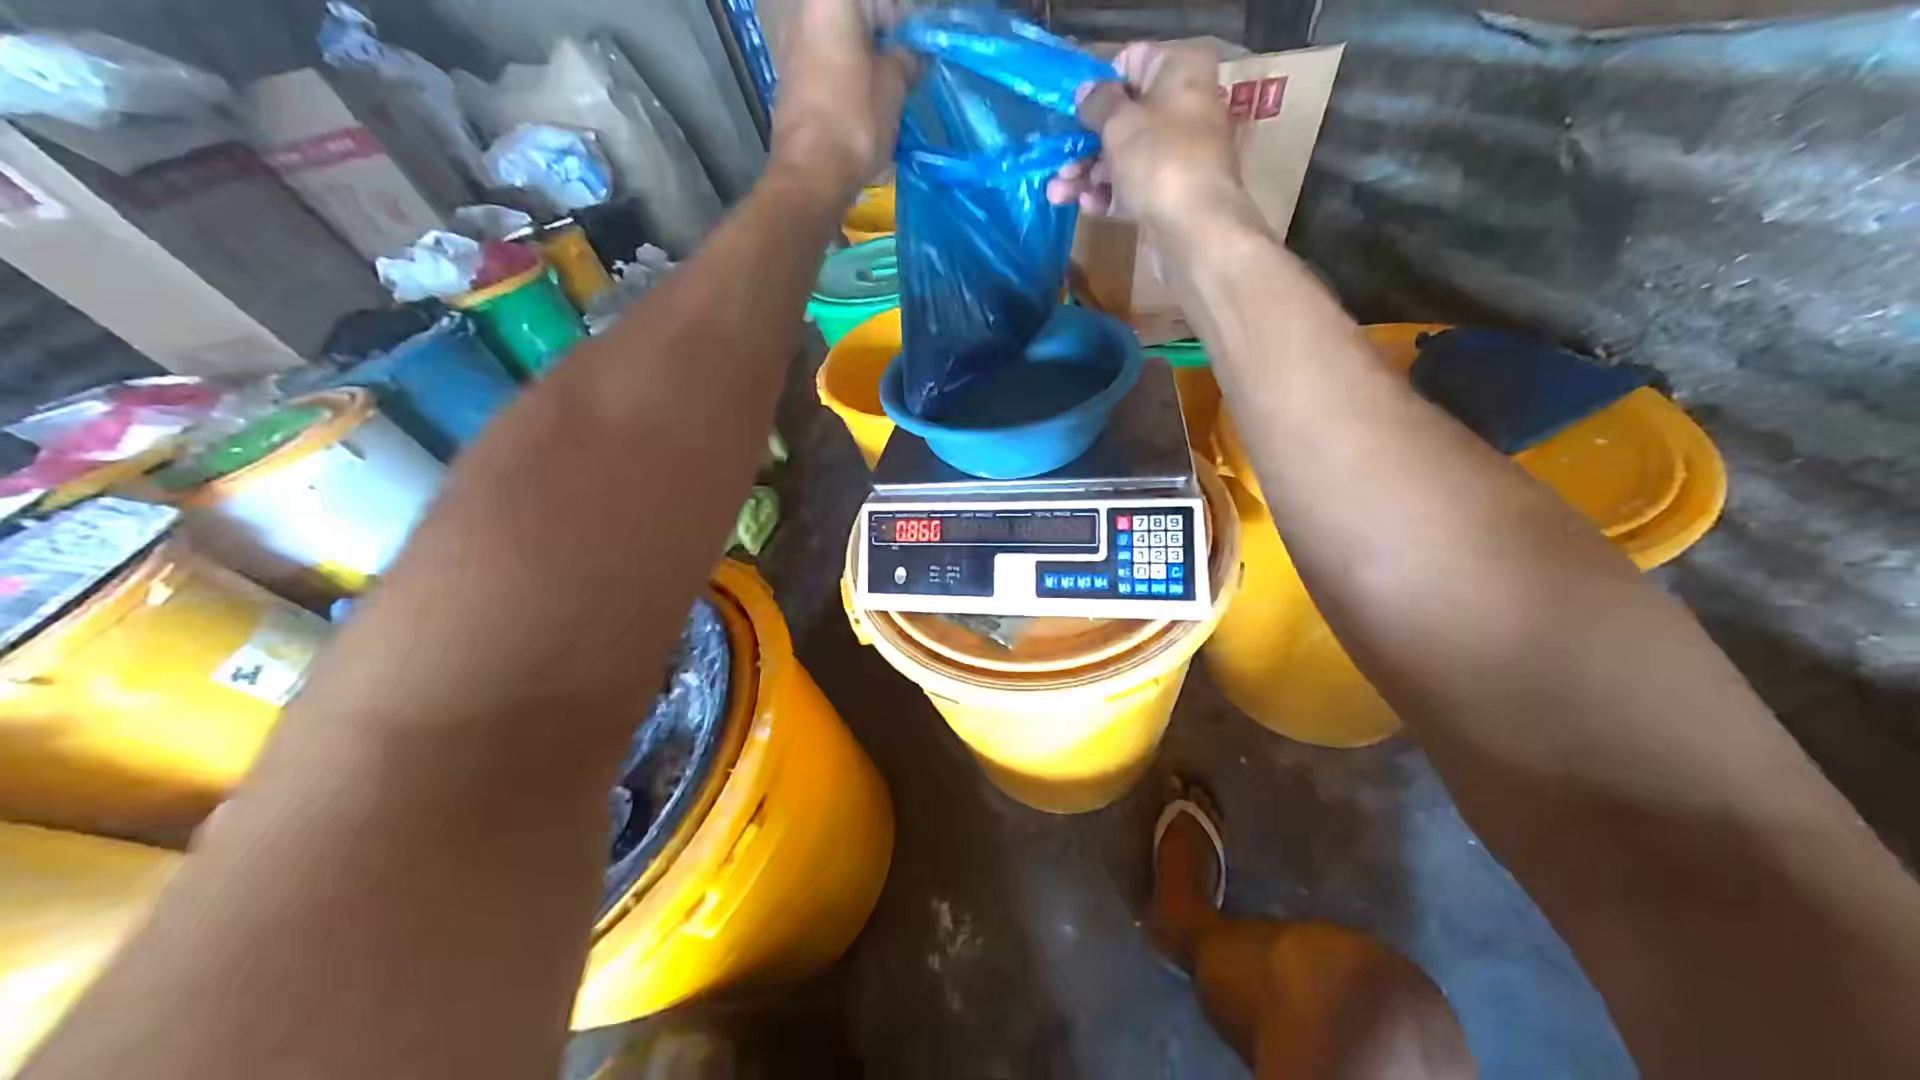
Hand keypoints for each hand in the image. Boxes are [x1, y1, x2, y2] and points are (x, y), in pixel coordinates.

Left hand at [768, 0, 909, 197]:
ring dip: (870, 64)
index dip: (909, 23)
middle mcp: (805, 17)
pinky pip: (831, 71)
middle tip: (912, 72)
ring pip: (844, 47)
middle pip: (859, 20)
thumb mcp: (894, 86)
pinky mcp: (793, 86)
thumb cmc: (855, 122)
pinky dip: (852, 82)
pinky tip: (870, 106)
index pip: (884, 2)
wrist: (812, 175)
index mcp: (832, 4)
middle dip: (886, 43)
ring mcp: (794, 52)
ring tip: (894, 93)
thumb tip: (911, 56)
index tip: (925, 51)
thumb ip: (906, 60)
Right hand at [1047, 43, 1245, 232]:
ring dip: (1087, 174)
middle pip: (1124, 118)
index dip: (1100, 84)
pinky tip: (1083, 206)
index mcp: (1180, 74)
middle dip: (1087, 141)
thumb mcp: (1120, 123)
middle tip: (1058, 158)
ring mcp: (1177, 156)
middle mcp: (1183, 110)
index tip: (1073, 108)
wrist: (1195, 230)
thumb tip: (1086, 92)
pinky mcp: (1168, 195)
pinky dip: (1106, 196)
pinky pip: (1131, 189)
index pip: (1133, 61)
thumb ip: (1098, 103)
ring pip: (1123, 158)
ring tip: (1056, 192)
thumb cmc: (1159, 161)